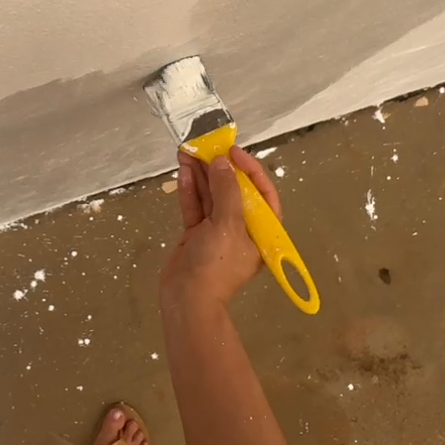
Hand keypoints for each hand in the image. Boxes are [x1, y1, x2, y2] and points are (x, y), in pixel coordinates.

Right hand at [160, 146, 282, 313]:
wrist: (186, 299)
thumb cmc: (216, 264)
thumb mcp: (227, 225)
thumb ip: (227, 190)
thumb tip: (222, 162)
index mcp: (261, 229)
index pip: (262, 192)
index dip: (249, 169)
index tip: (232, 151)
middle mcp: (241, 227)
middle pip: (233, 190)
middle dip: (219, 167)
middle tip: (205, 144)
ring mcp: (217, 230)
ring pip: (211, 195)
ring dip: (201, 173)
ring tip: (187, 150)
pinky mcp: (196, 234)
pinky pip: (195, 206)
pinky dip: (189, 189)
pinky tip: (183, 170)